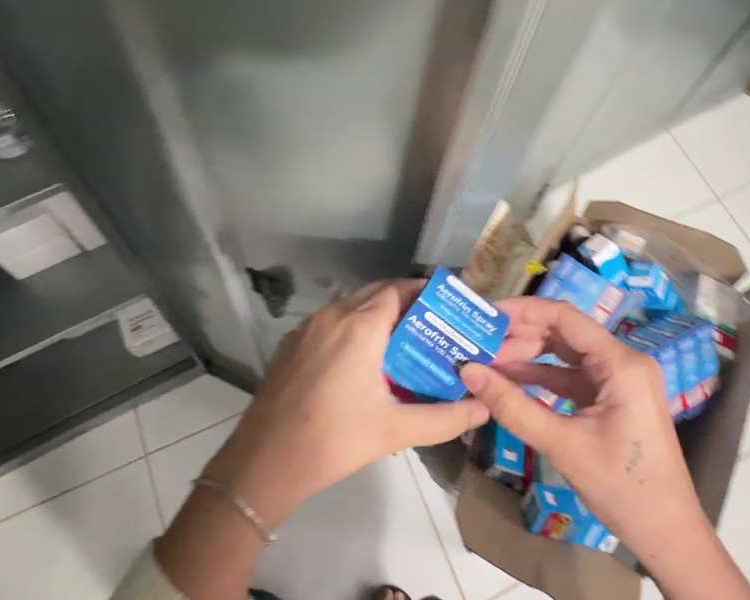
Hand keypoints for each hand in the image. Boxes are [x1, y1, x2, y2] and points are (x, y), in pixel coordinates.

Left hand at [203, 279, 490, 525]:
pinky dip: (351, 328)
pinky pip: (330, 323)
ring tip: (403, 343)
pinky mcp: (291, 343)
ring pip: (350, 307)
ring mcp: (307, 327)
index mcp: (360, 326)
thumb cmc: (335, 439)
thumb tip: (483, 408)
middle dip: (404, 303)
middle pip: (375, 293)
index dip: (423, 294)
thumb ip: (444, 418)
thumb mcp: (395, 430)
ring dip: (376, 316)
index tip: (447, 307)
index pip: (398, 289)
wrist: (266, 459)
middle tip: (432, 326)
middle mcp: (333, 315)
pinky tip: (363, 361)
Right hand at [460, 296, 705, 550]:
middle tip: (479, 344)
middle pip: (564, 332)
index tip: (484, 315)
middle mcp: (624, 361)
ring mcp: (620, 380)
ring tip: (486, 361)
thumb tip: (467, 370)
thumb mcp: (563, 445)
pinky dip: (542, 377)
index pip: (564, 317)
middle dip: (520, 337)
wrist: (668, 535)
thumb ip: (513, 406)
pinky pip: (572, 376)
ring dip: (527, 357)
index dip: (522, 311)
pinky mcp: (614, 398)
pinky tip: (509, 381)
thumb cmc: (623, 488)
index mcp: (621, 363)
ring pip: (566, 353)